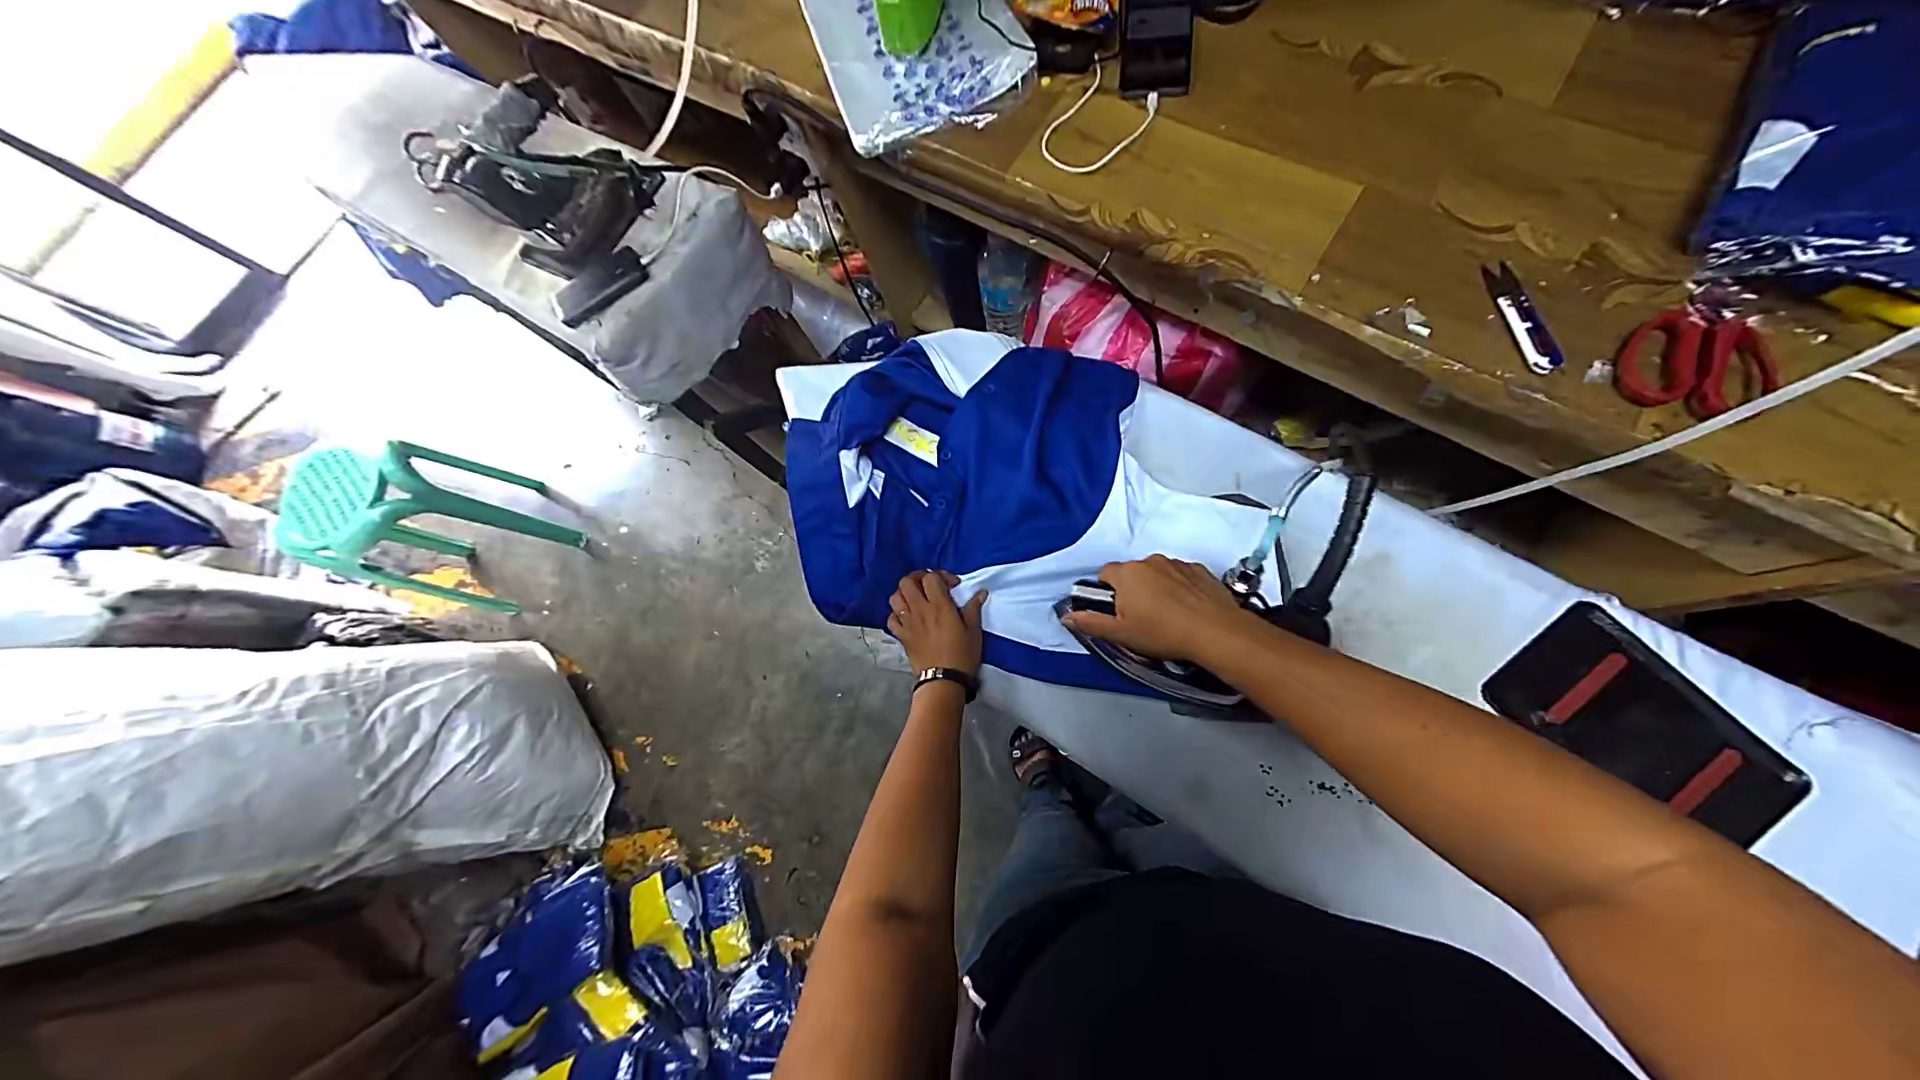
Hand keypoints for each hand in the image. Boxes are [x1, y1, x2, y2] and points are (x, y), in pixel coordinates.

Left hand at [887, 571, 986, 674]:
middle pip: (907, 582)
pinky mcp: (901, 636)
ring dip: (904, 593)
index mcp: (939, 606)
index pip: (930, 577)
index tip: (952, 585)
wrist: (943, 680)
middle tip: (929, 585)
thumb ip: (974, 608)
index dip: (940, 575)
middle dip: (918, 578)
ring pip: (895, 597)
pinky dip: (897, 614)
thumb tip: (981, 592)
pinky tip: (907, 617)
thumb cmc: (962, 654)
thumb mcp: (973, 630)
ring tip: (916, 598)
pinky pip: (891, 618)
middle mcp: (920, 610)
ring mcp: (907, 623)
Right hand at [1061, 555, 1251, 662]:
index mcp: (1127, 574)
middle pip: (1131, 573)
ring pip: (1157, 573)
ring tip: (1166, 616)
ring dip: (1156, 588)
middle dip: (1132, 590)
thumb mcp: (1122, 634)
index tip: (1115, 610)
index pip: (1105, 573)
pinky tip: (1185, 609)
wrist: (1215, 632)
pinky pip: (1181, 575)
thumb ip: (1091, 622)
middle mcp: (1150, 562)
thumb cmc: (1165, 633)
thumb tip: (1069, 616)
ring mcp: (1177, 564)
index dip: (1107, 592)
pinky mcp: (1199, 570)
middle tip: (1140, 618)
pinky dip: (1180, 587)